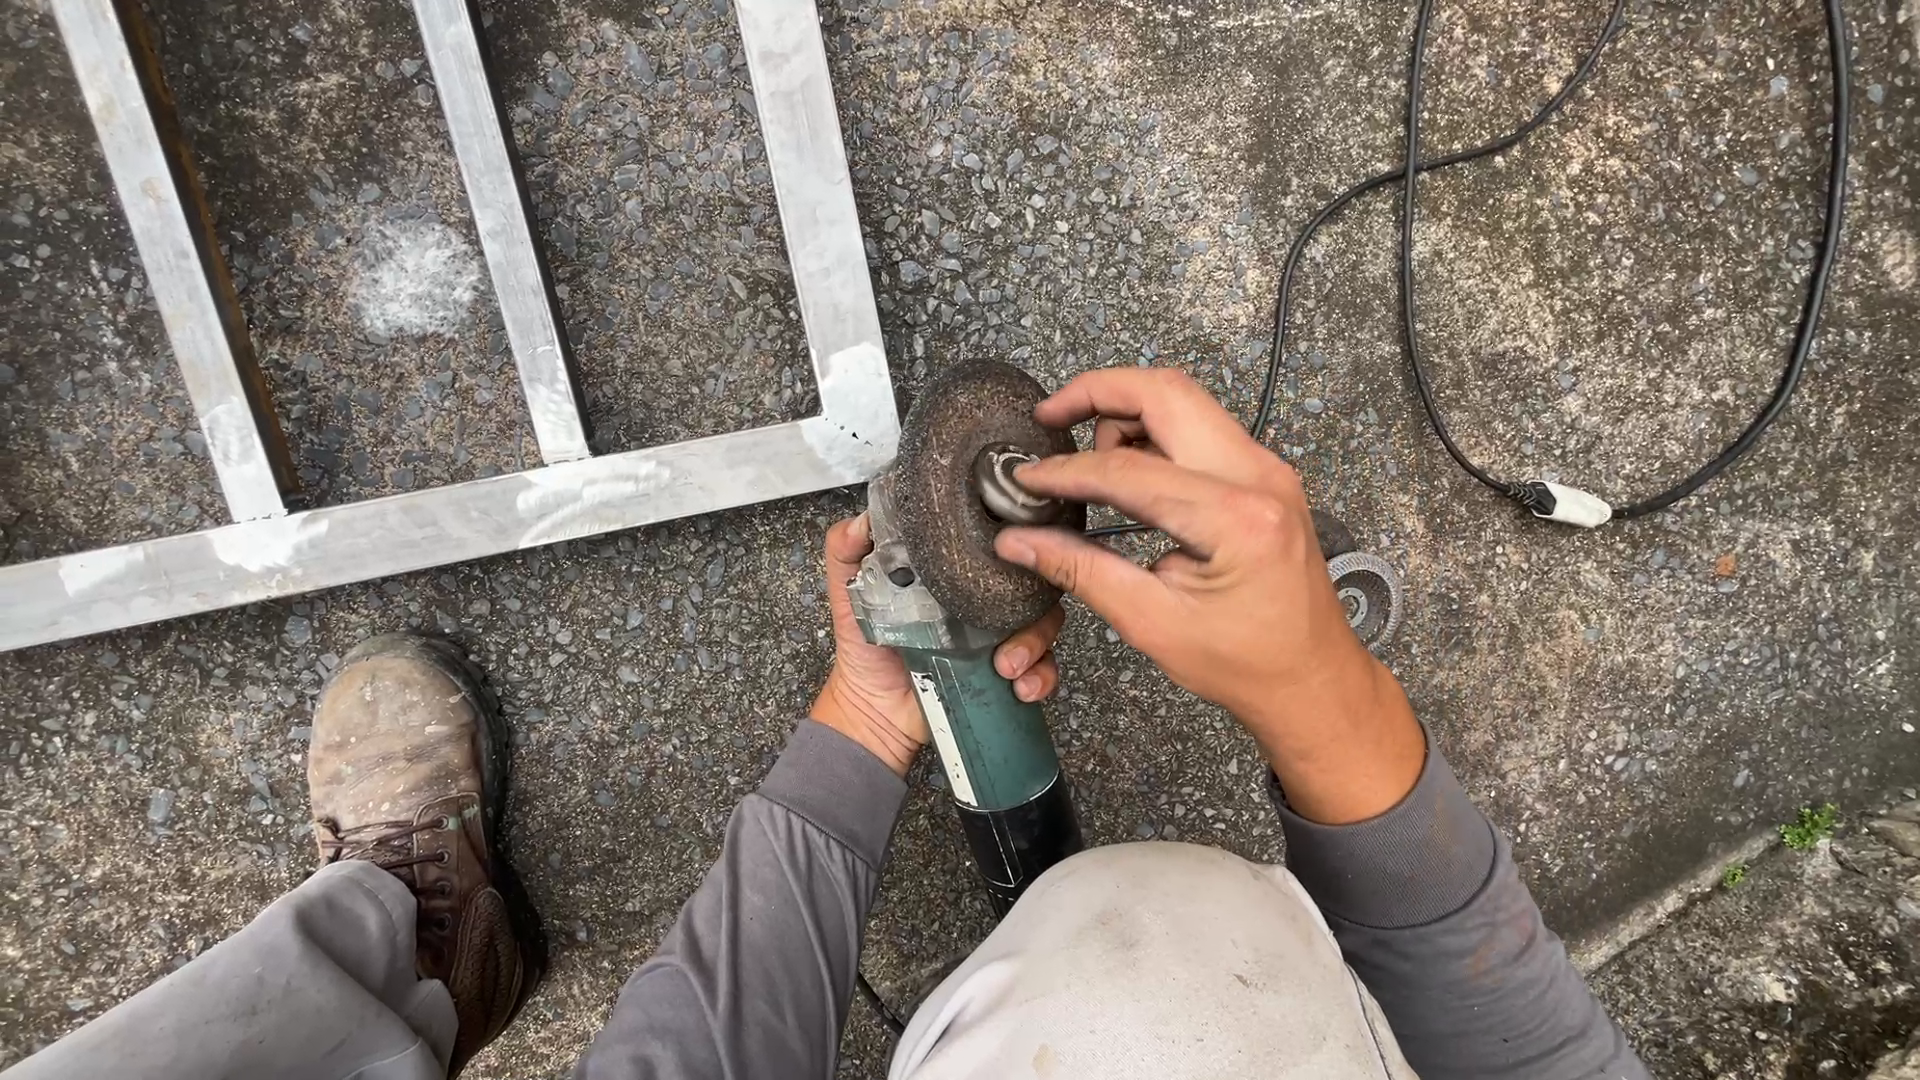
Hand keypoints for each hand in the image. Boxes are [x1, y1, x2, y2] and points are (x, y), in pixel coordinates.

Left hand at [811, 514, 1066, 776]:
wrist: (874, 709)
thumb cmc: (865, 645)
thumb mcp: (850, 592)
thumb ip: (846, 551)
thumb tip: (864, 520)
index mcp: (956, 572)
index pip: (997, 546)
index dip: (1012, 544)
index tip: (1010, 552)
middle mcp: (986, 597)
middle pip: (1032, 581)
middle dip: (1029, 602)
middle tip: (1005, 628)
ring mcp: (1002, 634)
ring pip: (1046, 623)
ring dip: (1036, 643)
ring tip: (1007, 666)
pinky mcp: (1010, 672)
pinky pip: (1046, 668)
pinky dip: (1042, 676)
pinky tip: (1021, 688)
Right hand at [991, 367, 1423, 823]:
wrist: (1313, 678)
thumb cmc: (1242, 662)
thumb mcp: (1151, 622)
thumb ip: (1080, 570)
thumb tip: (1017, 541)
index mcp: (1235, 517)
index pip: (1128, 469)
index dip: (1065, 471)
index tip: (1023, 478)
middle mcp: (1258, 474)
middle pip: (1166, 392)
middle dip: (1097, 391)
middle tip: (1047, 416)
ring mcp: (1266, 467)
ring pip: (1184, 401)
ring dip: (1126, 412)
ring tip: (1089, 464)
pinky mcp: (1262, 474)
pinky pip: (1199, 426)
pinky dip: (1152, 431)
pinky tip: (1126, 471)